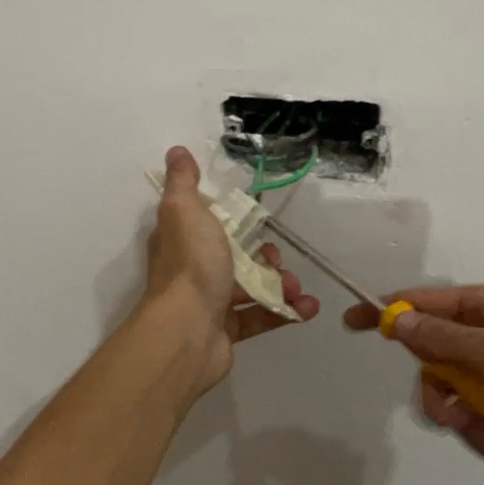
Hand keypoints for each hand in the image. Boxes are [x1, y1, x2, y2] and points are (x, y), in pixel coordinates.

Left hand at [140, 147, 319, 397]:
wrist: (187, 332)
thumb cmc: (190, 265)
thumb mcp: (184, 210)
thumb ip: (183, 182)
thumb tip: (177, 152)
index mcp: (181, 241)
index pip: (209, 224)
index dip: (236, 222)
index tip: (258, 223)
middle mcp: (192, 270)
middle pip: (235, 257)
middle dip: (266, 257)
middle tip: (278, 261)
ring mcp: (208, 303)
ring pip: (250, 288)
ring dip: (281, 285)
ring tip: (296, 290)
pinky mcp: (225, 332)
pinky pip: (260, 318)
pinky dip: (285, 312)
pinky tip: (306, 309)